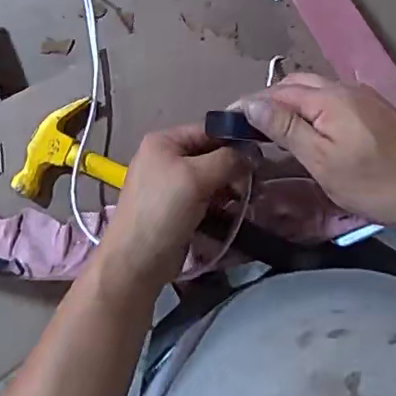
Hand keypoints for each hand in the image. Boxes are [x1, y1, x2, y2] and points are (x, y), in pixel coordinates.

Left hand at [95, 125, 245, 294]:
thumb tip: (252, 154)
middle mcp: (166, 158)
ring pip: (211, 179)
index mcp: (164, 141)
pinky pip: (206, 199)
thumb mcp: (196, 177)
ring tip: (246, 203)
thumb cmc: (163, 211)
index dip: (235, 140)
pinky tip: (233, 214)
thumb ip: (228, 160)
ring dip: (230, 190)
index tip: (260, 156)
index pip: (208, 131)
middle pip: (211, 155)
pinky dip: (220, 205)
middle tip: (254, 186)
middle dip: (233, 170)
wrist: (135, 265)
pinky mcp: (177, 210)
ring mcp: (171, 186)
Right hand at [240, 73, 395, 232]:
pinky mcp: (374, 109)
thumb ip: (287, 130)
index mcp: (328, 98)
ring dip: (290, 103)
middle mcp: (344, 88)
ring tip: (271, 128)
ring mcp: (362, 97)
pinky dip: (310, 108)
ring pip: (314, 90)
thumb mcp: (324, 161)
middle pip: (296, 85)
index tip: (226, 120)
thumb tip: (251, 105)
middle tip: (246, 126)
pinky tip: (308, 128)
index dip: (249, 104)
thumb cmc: (376, 181)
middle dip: (268, 100)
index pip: (277, 93)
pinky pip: (331, 99)